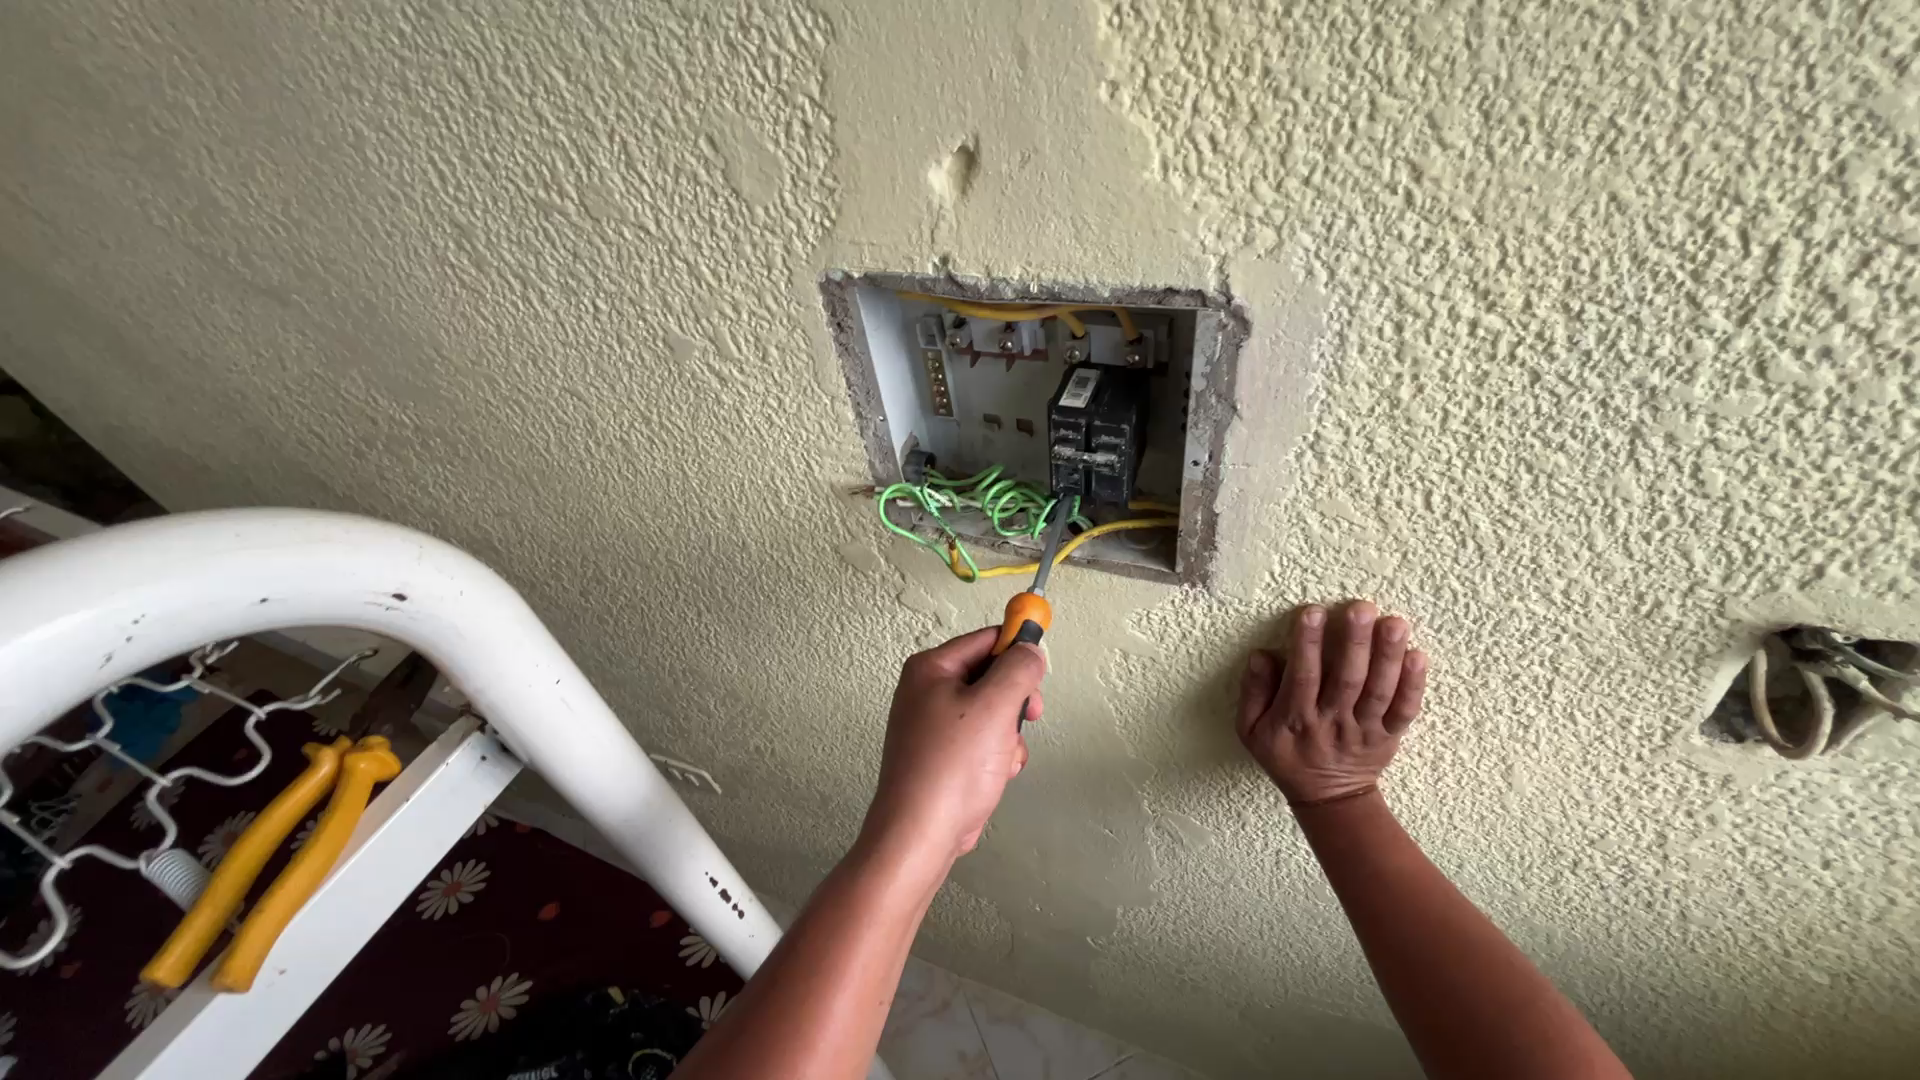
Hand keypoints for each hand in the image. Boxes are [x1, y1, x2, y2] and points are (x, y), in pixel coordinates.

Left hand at [865, 628, 1046, 859]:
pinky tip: (994, 774)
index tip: (1040, 668)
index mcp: (931, 668)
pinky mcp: (944, 753)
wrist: (921, 833)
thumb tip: (1030, 649)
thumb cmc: (949, 768)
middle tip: (1030, 714)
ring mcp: (935, 724)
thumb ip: (1018, 669)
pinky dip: (997, 754)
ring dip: (1009, 733)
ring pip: (993, 711)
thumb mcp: (995, 705)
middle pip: (992, 675)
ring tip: (1001, 756)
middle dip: (1016, 700)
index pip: (986, 640)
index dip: (1017, 650)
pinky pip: (983, 739)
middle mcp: (928, 691)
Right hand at [1237, 600, 1426, 804]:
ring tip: (1395, 623)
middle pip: (1346, 679)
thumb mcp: (1249, 730)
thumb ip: (1253, 692)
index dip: (1307, 643)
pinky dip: (1414, 685)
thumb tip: (1262, 654)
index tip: (1312, 611)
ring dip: (1388, 656)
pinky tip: (1419, 657)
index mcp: (1295, 718)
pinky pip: (1404, 710)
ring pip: (1378, 691)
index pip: (1302, 676)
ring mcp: (1363, 730)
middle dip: (1354, 642)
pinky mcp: (1388, 736)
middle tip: (1361, 608)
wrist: (1327, 798)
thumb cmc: (1284, 756)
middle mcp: (1331, 722)